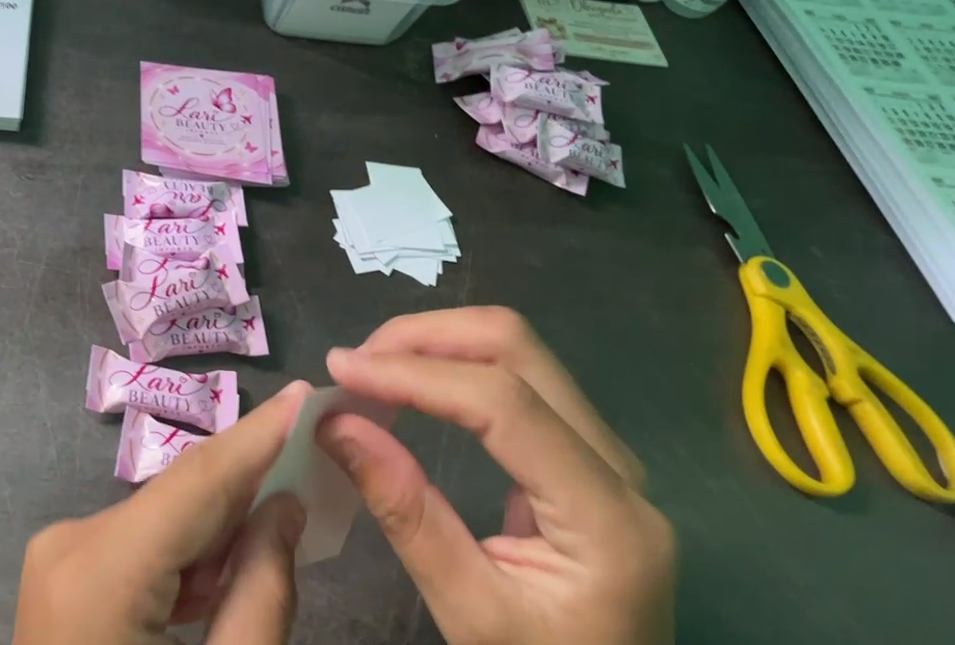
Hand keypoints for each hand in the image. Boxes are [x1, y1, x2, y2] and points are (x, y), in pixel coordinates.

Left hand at [14, 382, 311, 644]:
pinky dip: (190, 554)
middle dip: (249, 478)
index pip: (195, 483)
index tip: (308, 392)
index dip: (257, 435)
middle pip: (179, 499)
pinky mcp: (64, 574)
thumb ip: (260, 596)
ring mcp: (58, 556)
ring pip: (162, 521)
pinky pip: (141, 547)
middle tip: (316, 449)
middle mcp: (68, 542)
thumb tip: (283, 508)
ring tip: (288, 511)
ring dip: (223, 522)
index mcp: (98, 571)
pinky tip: (232, 565)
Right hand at [317, 307, 673, 644]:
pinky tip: (409, 386)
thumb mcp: (471, 616)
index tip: (340, 370)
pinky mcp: (581, 449)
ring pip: (517, 348)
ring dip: (435, 343)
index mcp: (607, 518)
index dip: (415, 374)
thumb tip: (337, 424)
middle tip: (355, 365)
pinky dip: (451, 364)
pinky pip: (516, 375)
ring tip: (372, 371)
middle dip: (423, 337)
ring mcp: (605, 451)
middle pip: (516, 347)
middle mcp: (617, 465)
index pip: (505, 403)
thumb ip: (408, 516)